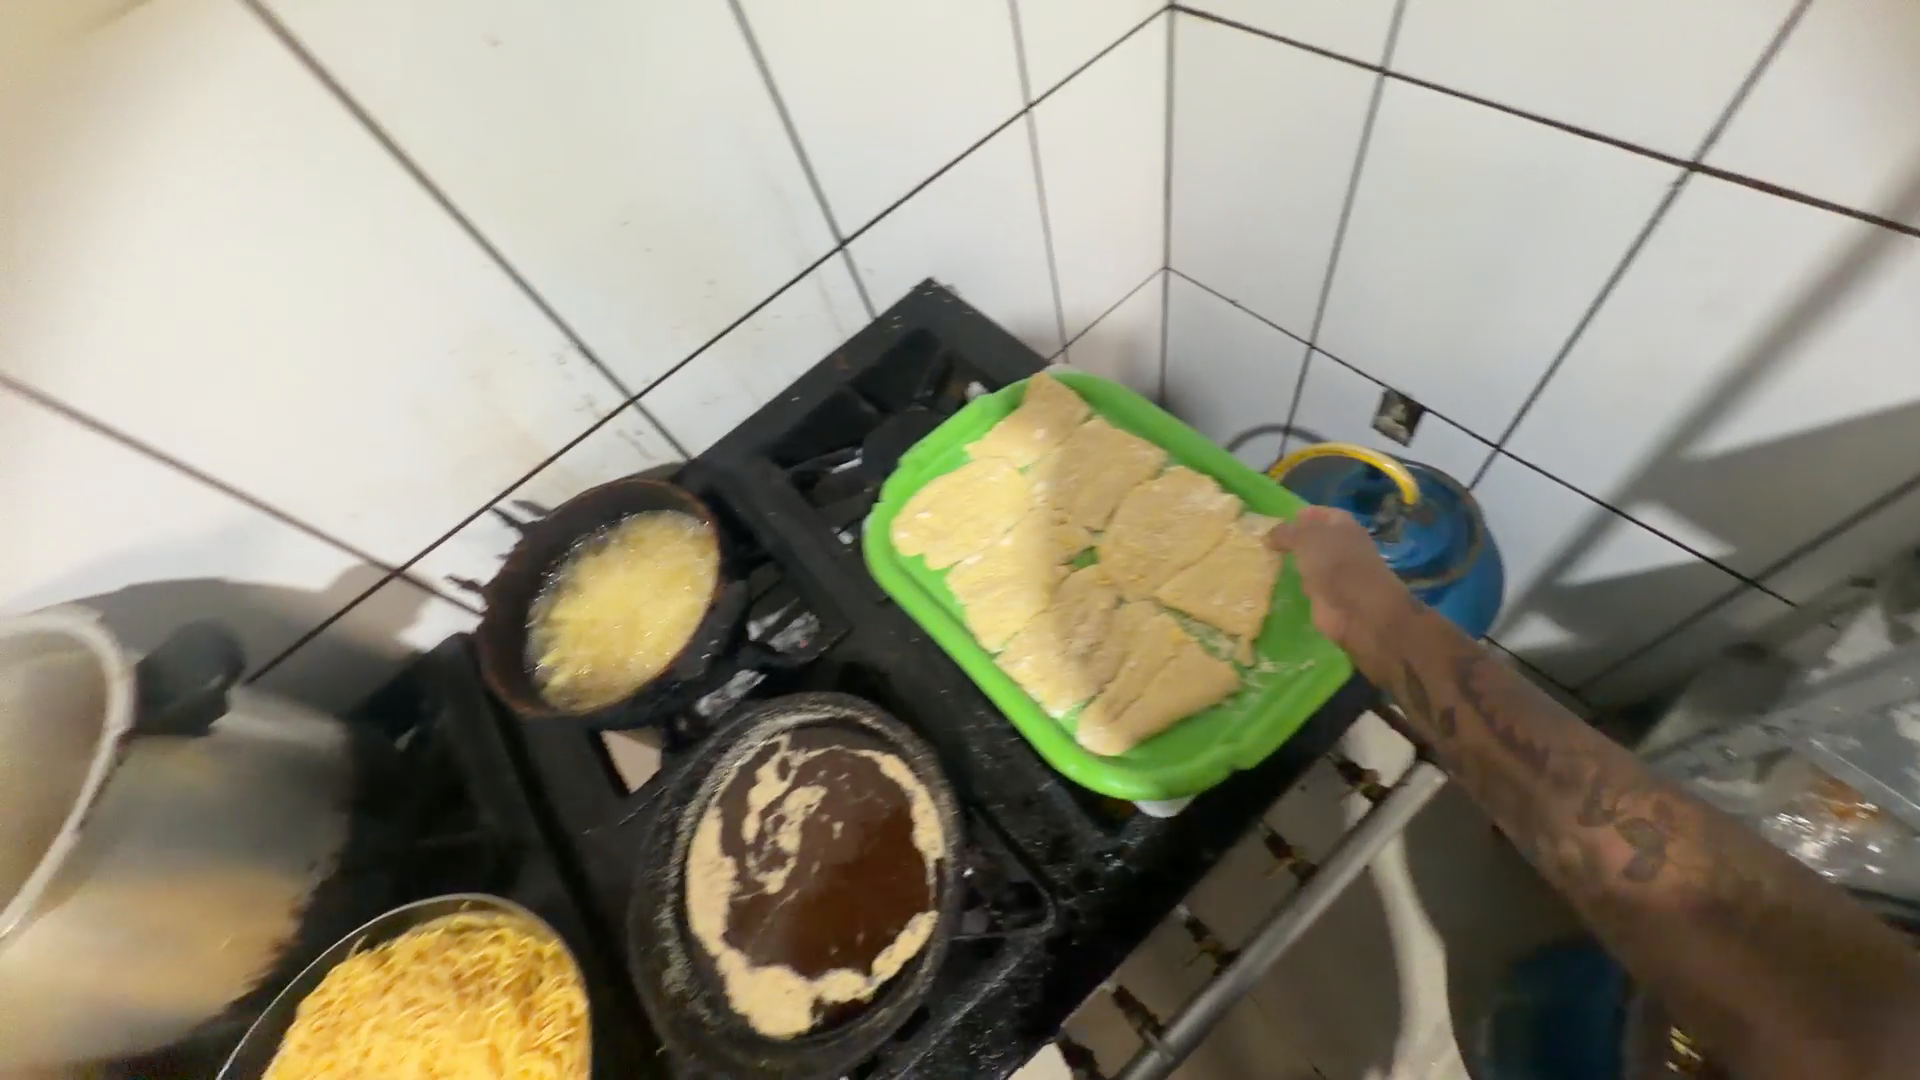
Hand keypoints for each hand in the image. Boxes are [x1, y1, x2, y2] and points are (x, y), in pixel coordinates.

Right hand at [1266, 506, 1413, 651]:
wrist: (1358, 609)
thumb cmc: (1336, 564)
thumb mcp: (1306, 538)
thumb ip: (1285, 533)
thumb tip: (1269, 536)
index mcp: (1343, 527)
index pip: (1321, 514)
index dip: (1302, 515)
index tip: (1277, 520)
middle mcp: (1340, 547)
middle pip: (1313, 539)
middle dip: (1292, 540)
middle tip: (1264, 541)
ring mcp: (1334, 573)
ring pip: (1308, 562)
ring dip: (1292, 562)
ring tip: (1264, 560)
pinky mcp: (1326, 596)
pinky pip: (1305, 585)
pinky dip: (1293, 585)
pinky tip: (1275, 583)